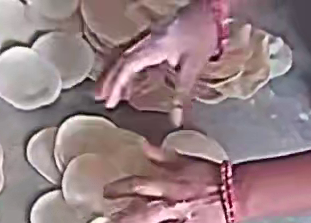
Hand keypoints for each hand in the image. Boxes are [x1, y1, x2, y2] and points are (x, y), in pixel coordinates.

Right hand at [97, 0, 219, 123]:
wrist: (211, 13)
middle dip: (109, 79)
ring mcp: (149, 36)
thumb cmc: (202, 37)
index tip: (110, 102)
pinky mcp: (154, 38)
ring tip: (107, 92)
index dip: (117, 84)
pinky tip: (127, 83)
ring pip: (125, 55)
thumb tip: (176, 121)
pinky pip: (135, 53)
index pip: (129, 65)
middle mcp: (148, 39)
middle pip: (121, 59)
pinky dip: (128, 69)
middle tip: (100, 98)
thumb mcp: (192, 68)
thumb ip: (181, 95)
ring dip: (115, 73)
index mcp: (155, 46)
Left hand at [106, 147, 230, 222]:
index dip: (120, 189)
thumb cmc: (210, 175)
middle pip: (145, 216)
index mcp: (170, 185)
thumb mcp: (185, 160)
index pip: (139, 186)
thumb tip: (143, 147)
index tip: (107, 193)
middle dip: (128, 221)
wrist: (234, 193)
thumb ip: (162, 157)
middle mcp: (174, 207)